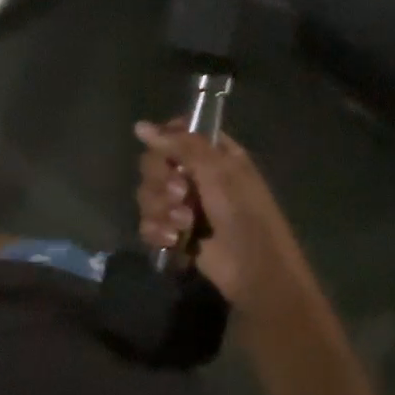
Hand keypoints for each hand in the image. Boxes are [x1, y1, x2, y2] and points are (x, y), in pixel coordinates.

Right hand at [134, 119, 281, 305]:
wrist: (253, 268)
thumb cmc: (244, 213)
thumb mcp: (218, 172)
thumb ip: (181, 145)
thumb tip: (140, 126)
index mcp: (213, 155)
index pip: (176, 134)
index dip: (165, 141)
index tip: (165, 154)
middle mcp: (195, 175)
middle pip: (154, 163)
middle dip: (161, 182)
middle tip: (180, 194)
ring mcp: (182, 205)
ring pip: (147, 194)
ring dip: (161, 209)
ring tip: (183, 224)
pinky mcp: (173, 231)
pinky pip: (148, 222)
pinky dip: (157, 230)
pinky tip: (173, 239)